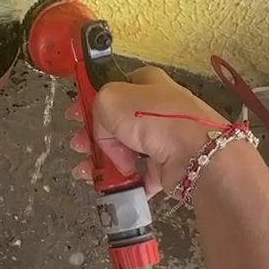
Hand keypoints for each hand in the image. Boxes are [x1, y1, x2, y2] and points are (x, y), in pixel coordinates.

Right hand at [69, 66, 229, 195]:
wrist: (194, 153)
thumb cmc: (155, 118)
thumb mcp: (110, 99)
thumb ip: (95, 109)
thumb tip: (102, 132)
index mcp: (145, 83)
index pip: (112, 89)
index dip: (90, 101)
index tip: (75, 115)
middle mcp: (155, 109)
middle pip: (114, 122)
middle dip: (93, 136)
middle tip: (80, 145)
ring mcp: (162, 138)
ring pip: (123, 150)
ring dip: (102, 160)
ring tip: (87, 170)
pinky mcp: (166, 165)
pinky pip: (137, 174)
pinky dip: (122, 181)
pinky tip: (109, 184)